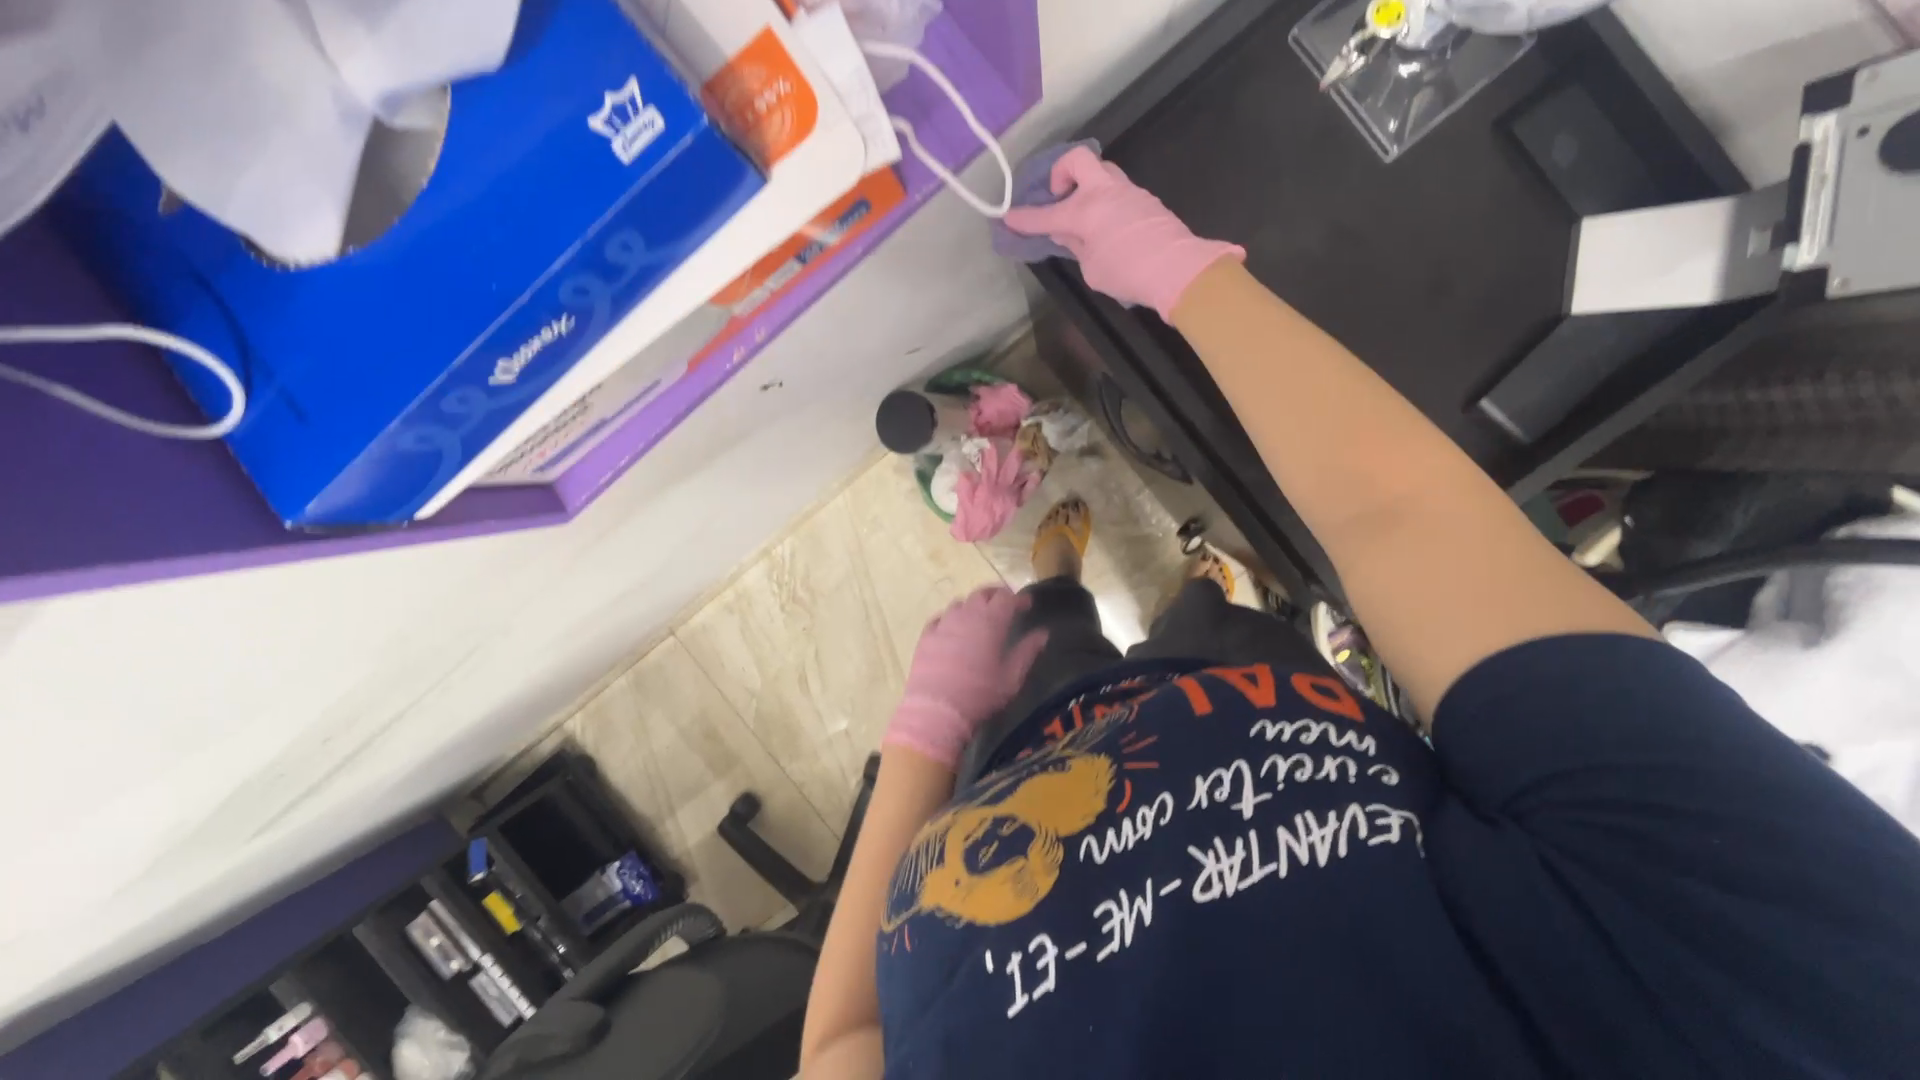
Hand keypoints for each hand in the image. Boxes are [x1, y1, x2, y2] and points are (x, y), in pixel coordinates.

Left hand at [883, 586, 1048, 769]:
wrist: (937, 710)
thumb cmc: (980, 695)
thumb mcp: (1011, 678)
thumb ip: (1028, 652)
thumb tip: (1043, 633)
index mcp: (991, 622)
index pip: (1006, 598)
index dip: (1019, 598)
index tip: (1027, 603)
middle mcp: (966, 615)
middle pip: (981, 594)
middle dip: (996, 595)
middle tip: (1005, 603)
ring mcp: (943, 624)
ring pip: (959, 603)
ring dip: (973, 605)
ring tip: (979, 616)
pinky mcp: (926, 636)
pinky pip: (940, 618)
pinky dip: (950, 618)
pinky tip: (953, 628)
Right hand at [1002, 146, 1243, 321]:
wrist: (1178, 268)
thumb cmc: (1127, 272)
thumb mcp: (1091, 268)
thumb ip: (1076, 245)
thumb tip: (1069, 232)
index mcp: (1084, 210)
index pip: (1046, 214)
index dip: (1024, 218)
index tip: (1008, 217)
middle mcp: (1104, 192)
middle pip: (1078, 159)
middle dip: (1062, 172)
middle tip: (1059, 196)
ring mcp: (1129, 192)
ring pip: (1102, 172)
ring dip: (1088, 185)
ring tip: (1084, 215)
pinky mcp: (1147, 202)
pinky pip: (1119, 191)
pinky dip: (1107, 202)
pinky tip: (1108, 227)